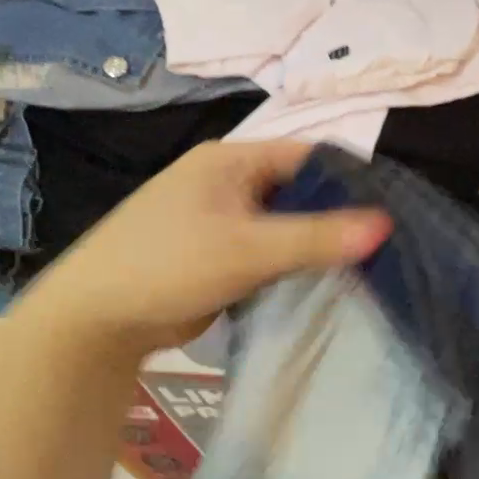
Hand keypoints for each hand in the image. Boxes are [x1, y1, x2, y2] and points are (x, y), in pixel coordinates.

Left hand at [11, 140, 390, 358]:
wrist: (89, 323)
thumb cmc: (167, 266)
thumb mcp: (249, 249)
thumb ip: (319, 237)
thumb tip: (388, 225)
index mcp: (229, 160)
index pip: (309, 155)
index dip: (351, 177)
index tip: (389, 208)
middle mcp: (227, 179)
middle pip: (301, 187)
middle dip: (338, 213)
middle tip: (381, 240)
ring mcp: (221, 215)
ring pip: (288, 219)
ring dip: (317, 239)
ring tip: (361, 260)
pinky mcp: (218, 249)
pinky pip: (271, 245)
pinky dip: (294, 258)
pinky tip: (322, 276)